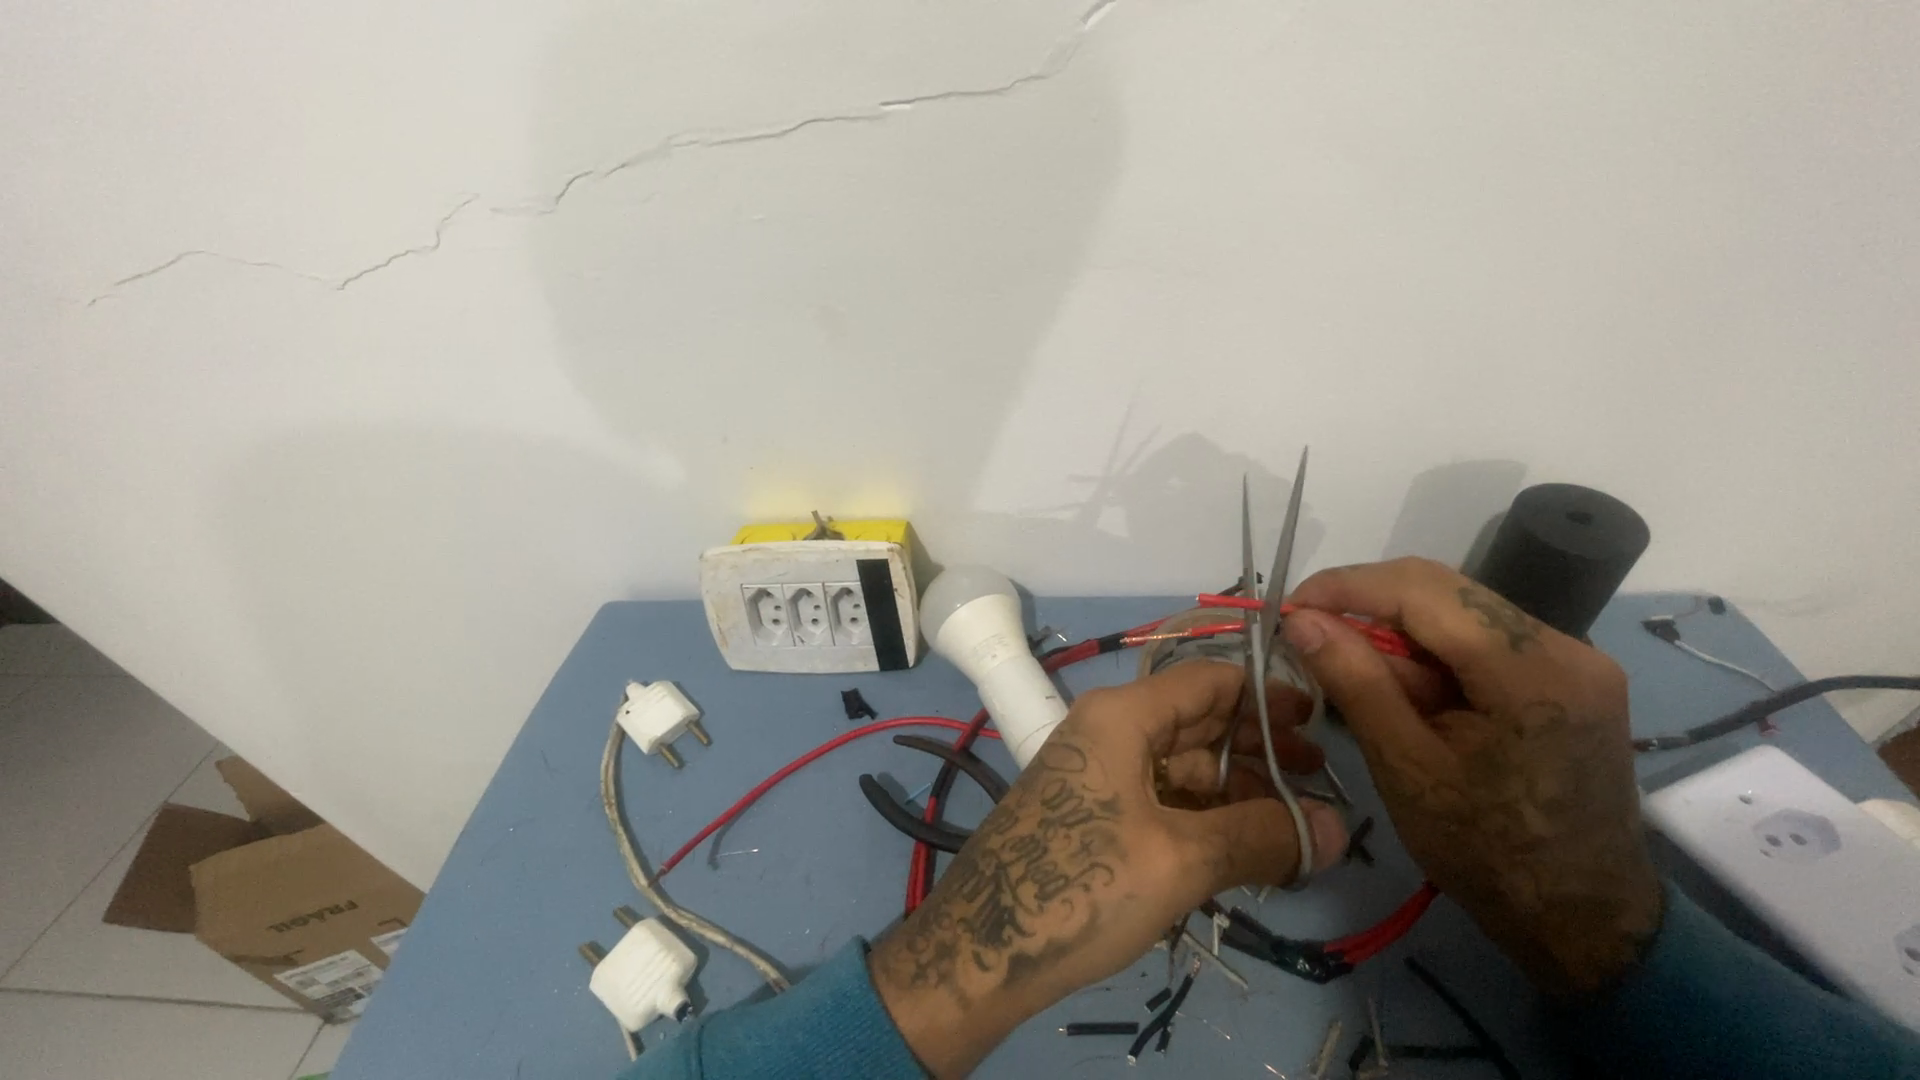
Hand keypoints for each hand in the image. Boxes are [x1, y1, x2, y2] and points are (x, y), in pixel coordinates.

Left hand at [868, 661, 1344, 1076]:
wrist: (983, 947)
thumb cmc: (1082, 884)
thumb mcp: (1181, 859)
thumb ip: (1262, 837)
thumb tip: (1339, 831)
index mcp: (1122, 716)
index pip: (1210, 681)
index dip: (1267, 697)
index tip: (1322, 724)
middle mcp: (1109, 732)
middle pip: (1200, 723)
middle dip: (1261, 749)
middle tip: (1323, 783)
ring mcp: (1099, 775)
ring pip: (1183, 767)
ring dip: (1238, 791)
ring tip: (1297, 828)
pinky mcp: (1095, 816)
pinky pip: (1162, 800)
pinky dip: (1205, 817)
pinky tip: (1246, 849)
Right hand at [1283, 557, 1662, 995]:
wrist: (1581, 917)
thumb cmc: (1486, 852)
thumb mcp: (1405, 766)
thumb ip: (1354, 681)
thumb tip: (1300, 619)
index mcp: (1532, 672)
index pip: (1424, 590)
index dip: (1347, 587)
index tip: (1290, 606)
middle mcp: (1564, 648)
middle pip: (1444, 593)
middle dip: (1367, 608)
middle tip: (1310, 637)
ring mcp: (1571, 660)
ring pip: (1457, 613)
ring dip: (1396, 637)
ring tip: (1359, 684)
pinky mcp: (1564, 678)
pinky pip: (1477, 641)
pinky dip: (1428, 657)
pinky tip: (1404, 695)